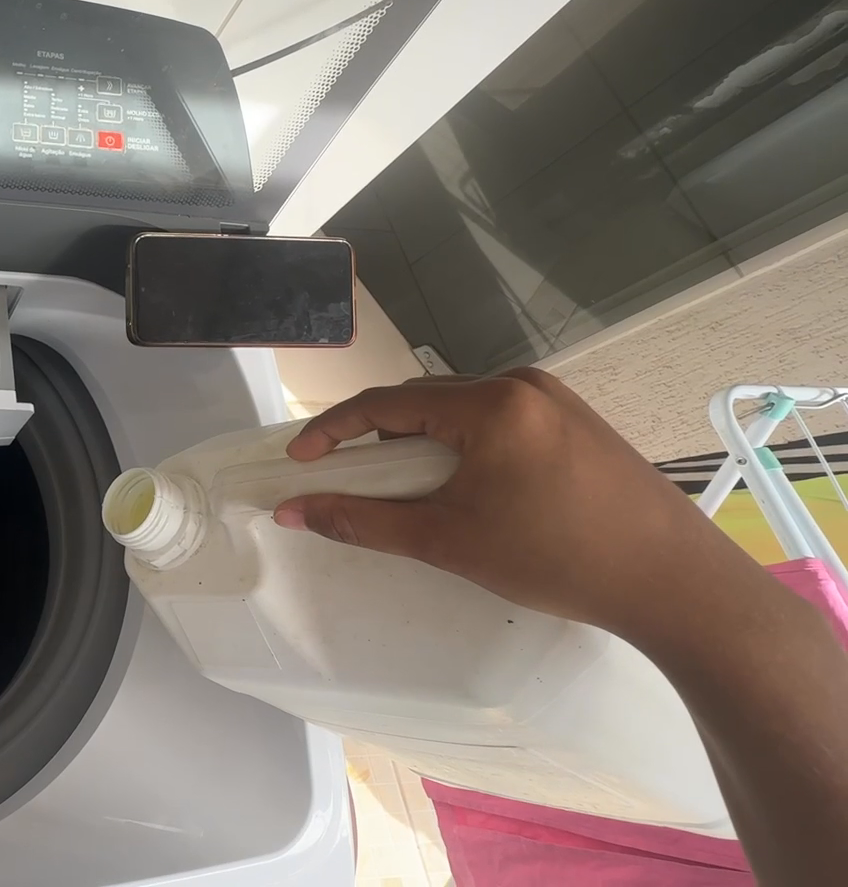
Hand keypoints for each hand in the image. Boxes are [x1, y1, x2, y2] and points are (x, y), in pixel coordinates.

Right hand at [272, 368, 755, 640]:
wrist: (683, 589)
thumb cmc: (556, 558)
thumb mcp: (445, 540)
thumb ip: (358, 520)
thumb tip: (290, 512)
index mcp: (488, 404)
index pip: (383, 404)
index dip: (331, 430)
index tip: (298, 460)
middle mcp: (519, 385)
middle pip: (417, 398)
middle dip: (373, 433)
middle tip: (347, 471)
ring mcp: (553, 398)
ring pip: (453, 403)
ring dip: (415, 435)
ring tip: (401, 477)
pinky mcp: (574, 419)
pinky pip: (489, 413)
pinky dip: (455, 438)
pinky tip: (458, 475)